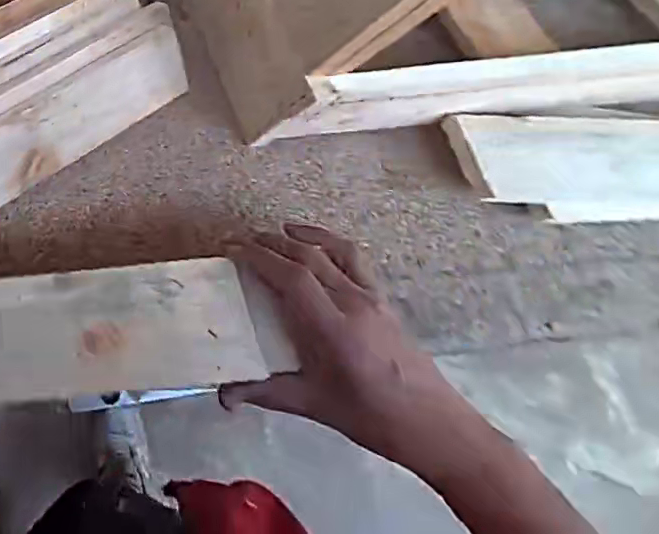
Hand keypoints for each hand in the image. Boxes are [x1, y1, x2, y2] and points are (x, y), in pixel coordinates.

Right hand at [219, 224, 496, 482]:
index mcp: (334, 329)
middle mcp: (352, 304)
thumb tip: (223, 395)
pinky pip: (352, 258)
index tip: (233, 249)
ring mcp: (371, 297)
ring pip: (330, 251)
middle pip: (306, 257)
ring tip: (272, 233)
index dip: (259, 257)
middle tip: (240, 242)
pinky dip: (327, 242)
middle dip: (270, 243)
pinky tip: (313, 242)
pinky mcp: (382, 298)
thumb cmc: (373, 418)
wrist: (436, 426)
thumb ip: (266, 394)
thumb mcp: (315, 406)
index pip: (292, 278)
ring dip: (297, 236)